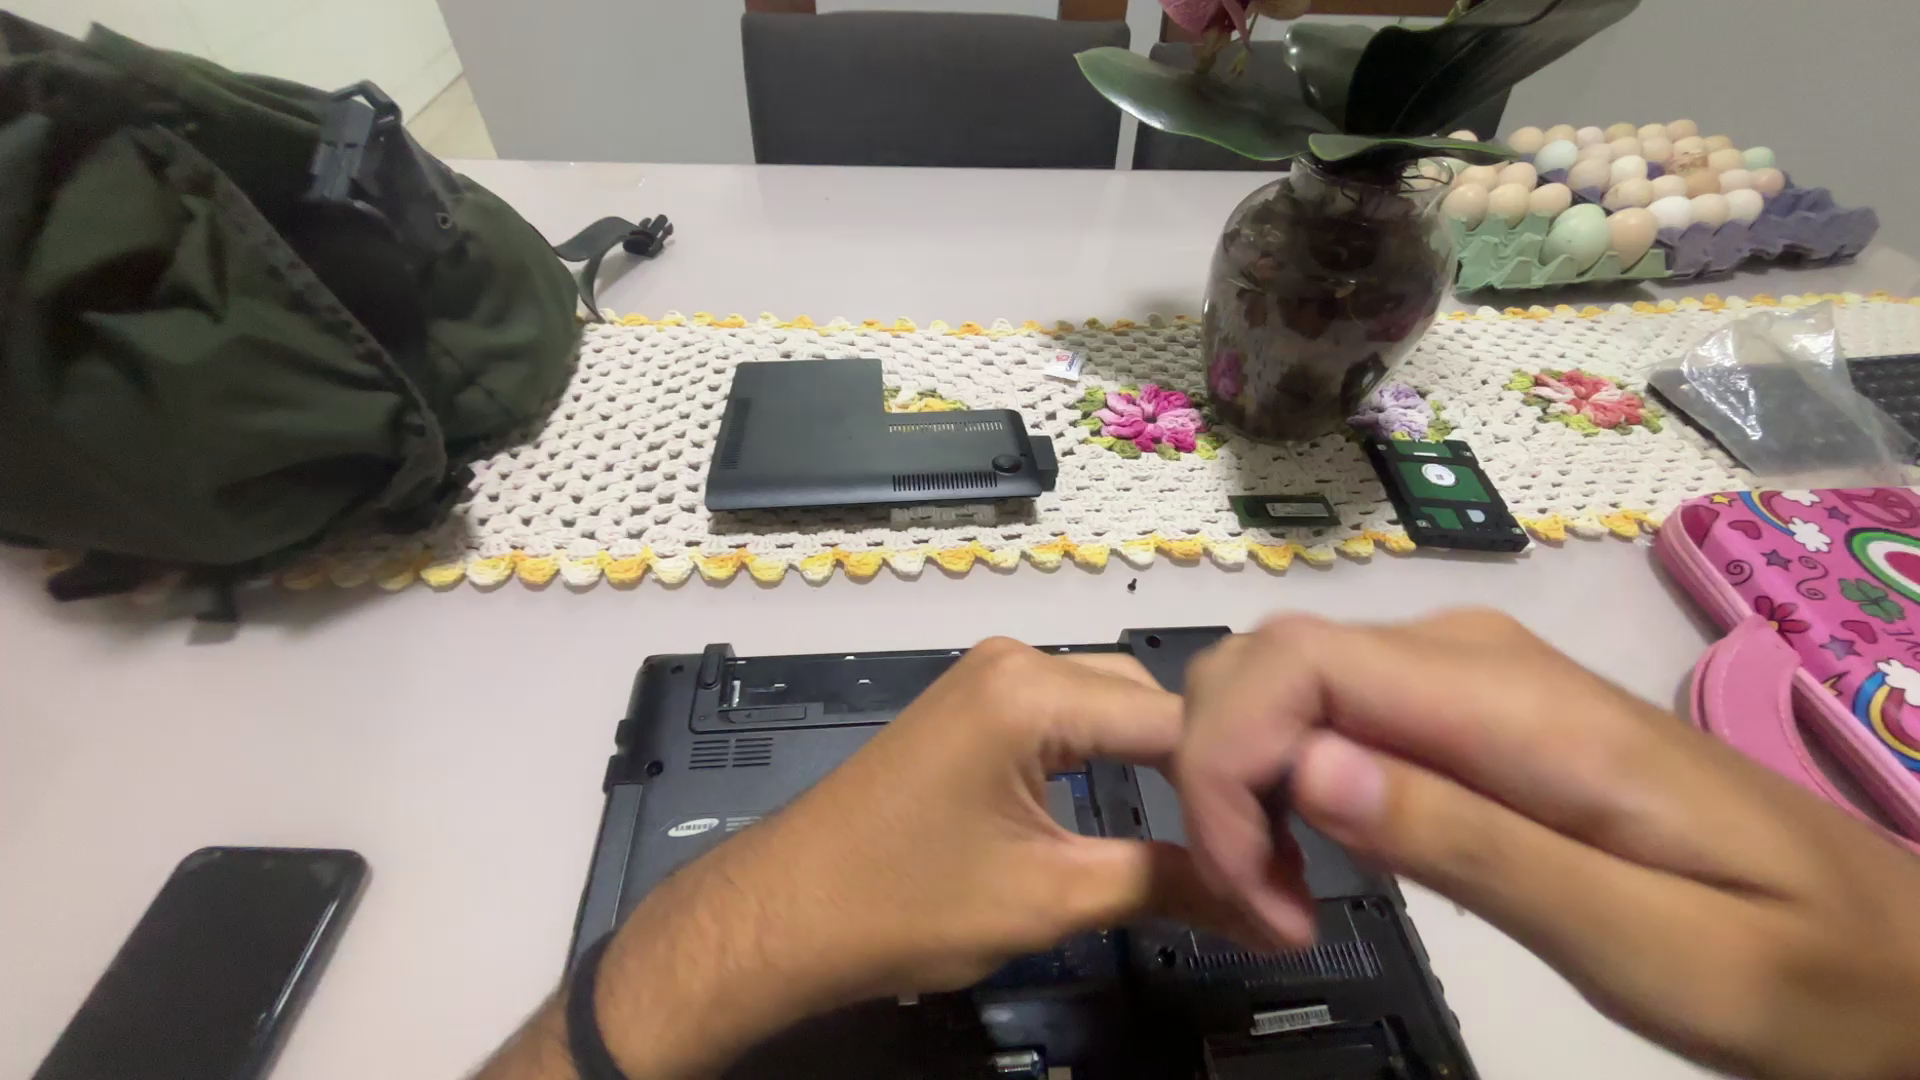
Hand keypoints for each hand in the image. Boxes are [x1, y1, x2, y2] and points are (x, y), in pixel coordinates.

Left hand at [497, 640, 1228, 1079]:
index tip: (1287, 849)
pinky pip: (1066, 712)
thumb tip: (1277, 913)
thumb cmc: (907, 902)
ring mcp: (991, 674)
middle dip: (1200, 768)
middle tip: (1257, 844)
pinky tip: (1135, 798)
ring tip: (1209, 830)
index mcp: (1033, 690)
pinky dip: (1105, 753)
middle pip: (1143, 699)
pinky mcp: (976, 700)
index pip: (1174, 720)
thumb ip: (1171, 887)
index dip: (1238, 787)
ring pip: (1107, 702)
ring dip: (1155, 760)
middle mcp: (1017, 659)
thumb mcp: (1050, 898)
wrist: (789, 908)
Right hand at [1176, 610, 1919, 1079]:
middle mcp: (1451, 647)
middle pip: (1261, 661)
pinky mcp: (1432, 697)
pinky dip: (1266, 774)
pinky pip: (1304, 707)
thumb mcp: (1659, 951)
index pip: (1295, 664)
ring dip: (1233, 776)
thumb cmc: (1799, 968)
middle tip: (1260, 899)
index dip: (1225, 756)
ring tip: (1279, 887)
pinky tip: (1306, 845)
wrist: (1892, 938)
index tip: (1244, 880)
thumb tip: (1308, 768)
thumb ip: (1477, 849)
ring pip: (1267, 680)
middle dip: (1216, 773)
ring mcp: (1439, 664)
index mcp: (1504, 694)